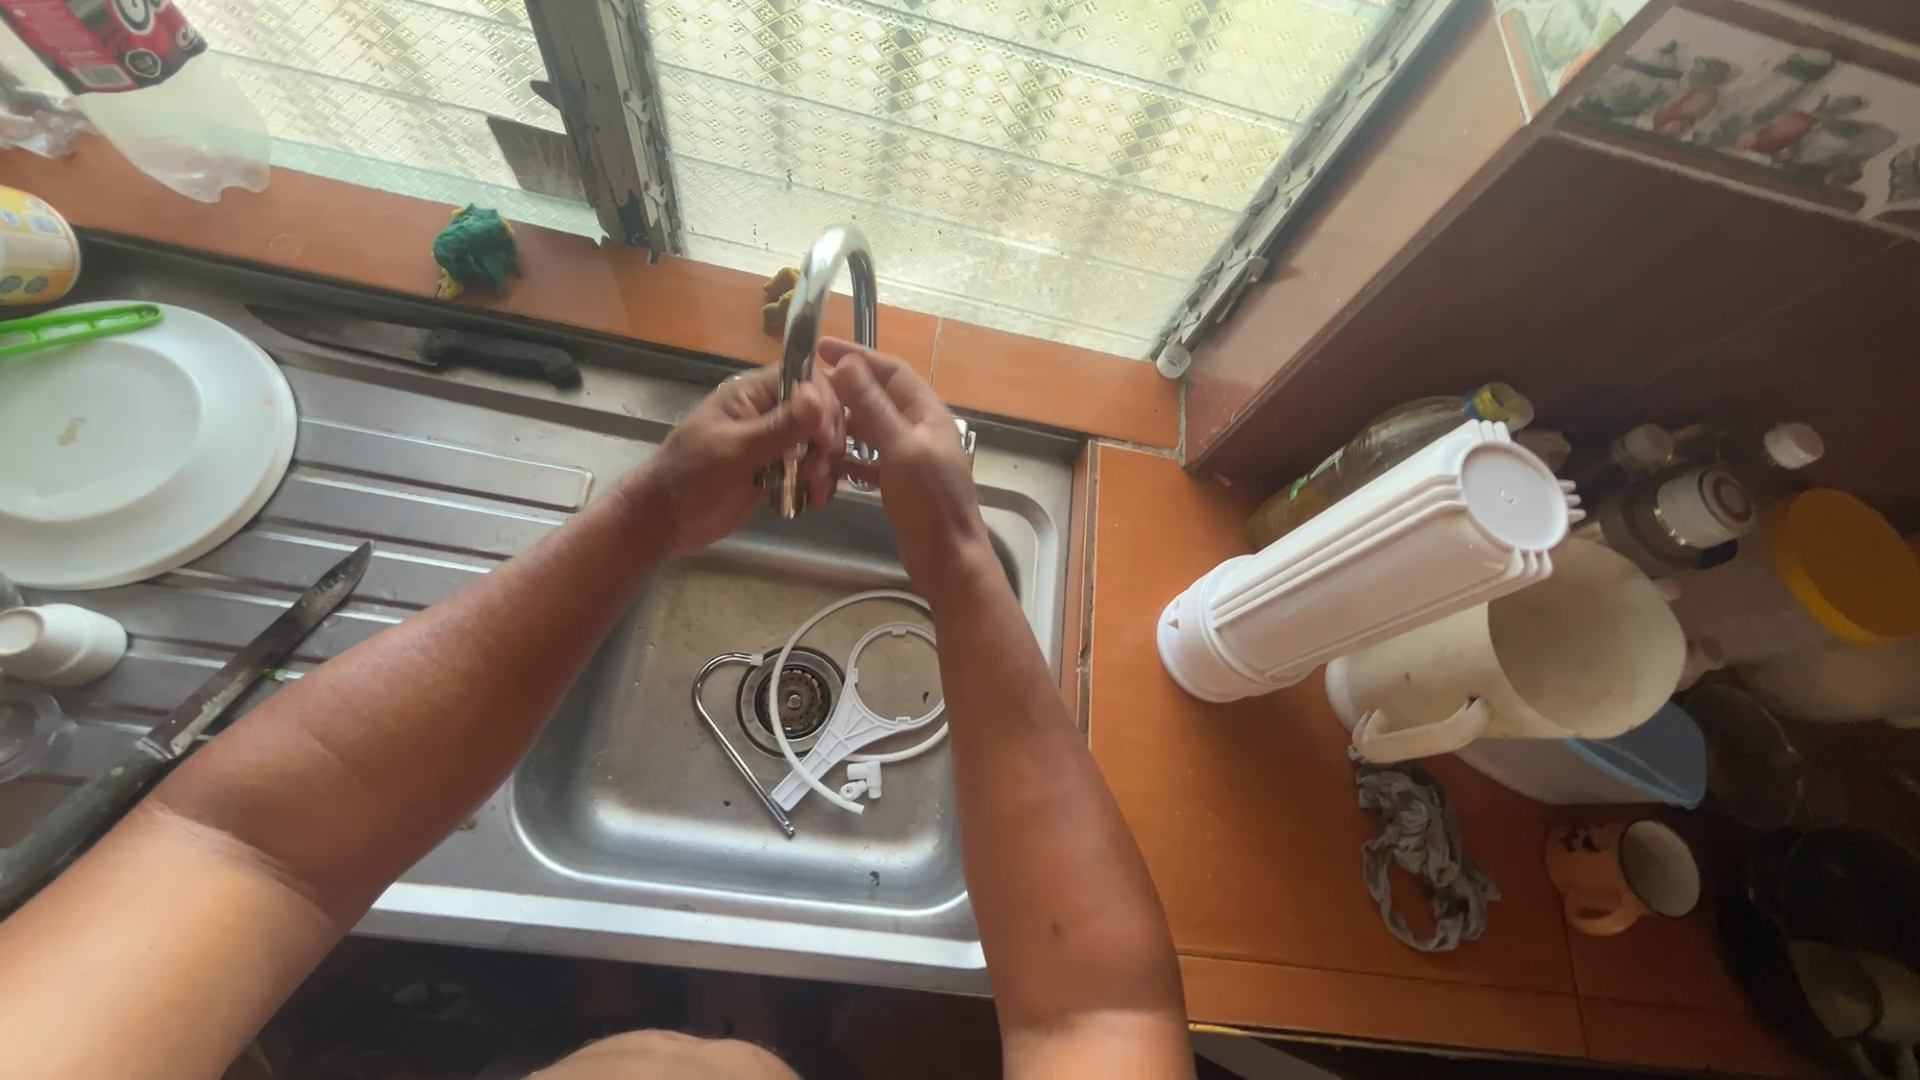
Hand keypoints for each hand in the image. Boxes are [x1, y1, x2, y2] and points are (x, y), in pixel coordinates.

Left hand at [640, 365, 842, 552]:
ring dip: (826, 467)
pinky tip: (812, 501)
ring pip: (821, 443)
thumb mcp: (737, 451)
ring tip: (815, 492)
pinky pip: (812, 468)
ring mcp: (775, 442)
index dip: (825, 406)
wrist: (666, 522)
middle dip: (828, 442)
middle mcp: (769, 411)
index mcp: (753, 393)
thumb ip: (780, 426)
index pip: (807, 379)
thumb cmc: (691, 478)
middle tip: (818, 473)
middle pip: (821, 413)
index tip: (825, 440)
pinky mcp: (780, 470)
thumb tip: (818, 395)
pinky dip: (819, 483)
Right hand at [818, 338, 991, 595]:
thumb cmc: (929, 502)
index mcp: (928, 413)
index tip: (821, 348)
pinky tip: (827, 464)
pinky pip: (870, 462)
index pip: (891, 371)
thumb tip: (846, 364)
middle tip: (807, 395)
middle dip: (845, 395)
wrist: (948, 559)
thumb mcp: (900, 449)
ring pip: (871, 432)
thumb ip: (874, 408)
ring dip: (843, 430)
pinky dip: (849, 460)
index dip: (858, 356)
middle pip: (878, 400)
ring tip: (811, 430)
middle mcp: (920, 429)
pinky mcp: (901, 484)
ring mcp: (911, 458)